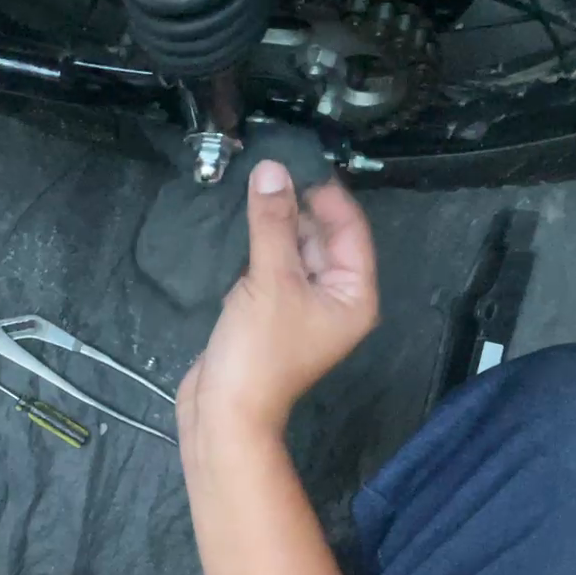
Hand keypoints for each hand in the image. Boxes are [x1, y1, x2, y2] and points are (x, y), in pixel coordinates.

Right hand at [177, 160, 378, 446]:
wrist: (223, 411)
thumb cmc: (259, 354)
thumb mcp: (270, 280)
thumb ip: (272, 223)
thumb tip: (272, 171)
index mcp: (353, 295)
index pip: (349, 230)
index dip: (326, 195)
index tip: (297, 163)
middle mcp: (332, 299)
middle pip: (319, 239)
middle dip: (294, 208)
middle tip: (266, 173)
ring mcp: (297, 308)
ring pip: (289, 254)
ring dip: (270, 228)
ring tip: (249, 192)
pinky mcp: (265, 315)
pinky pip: (266, 271)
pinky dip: (253, 251)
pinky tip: (236, 228)